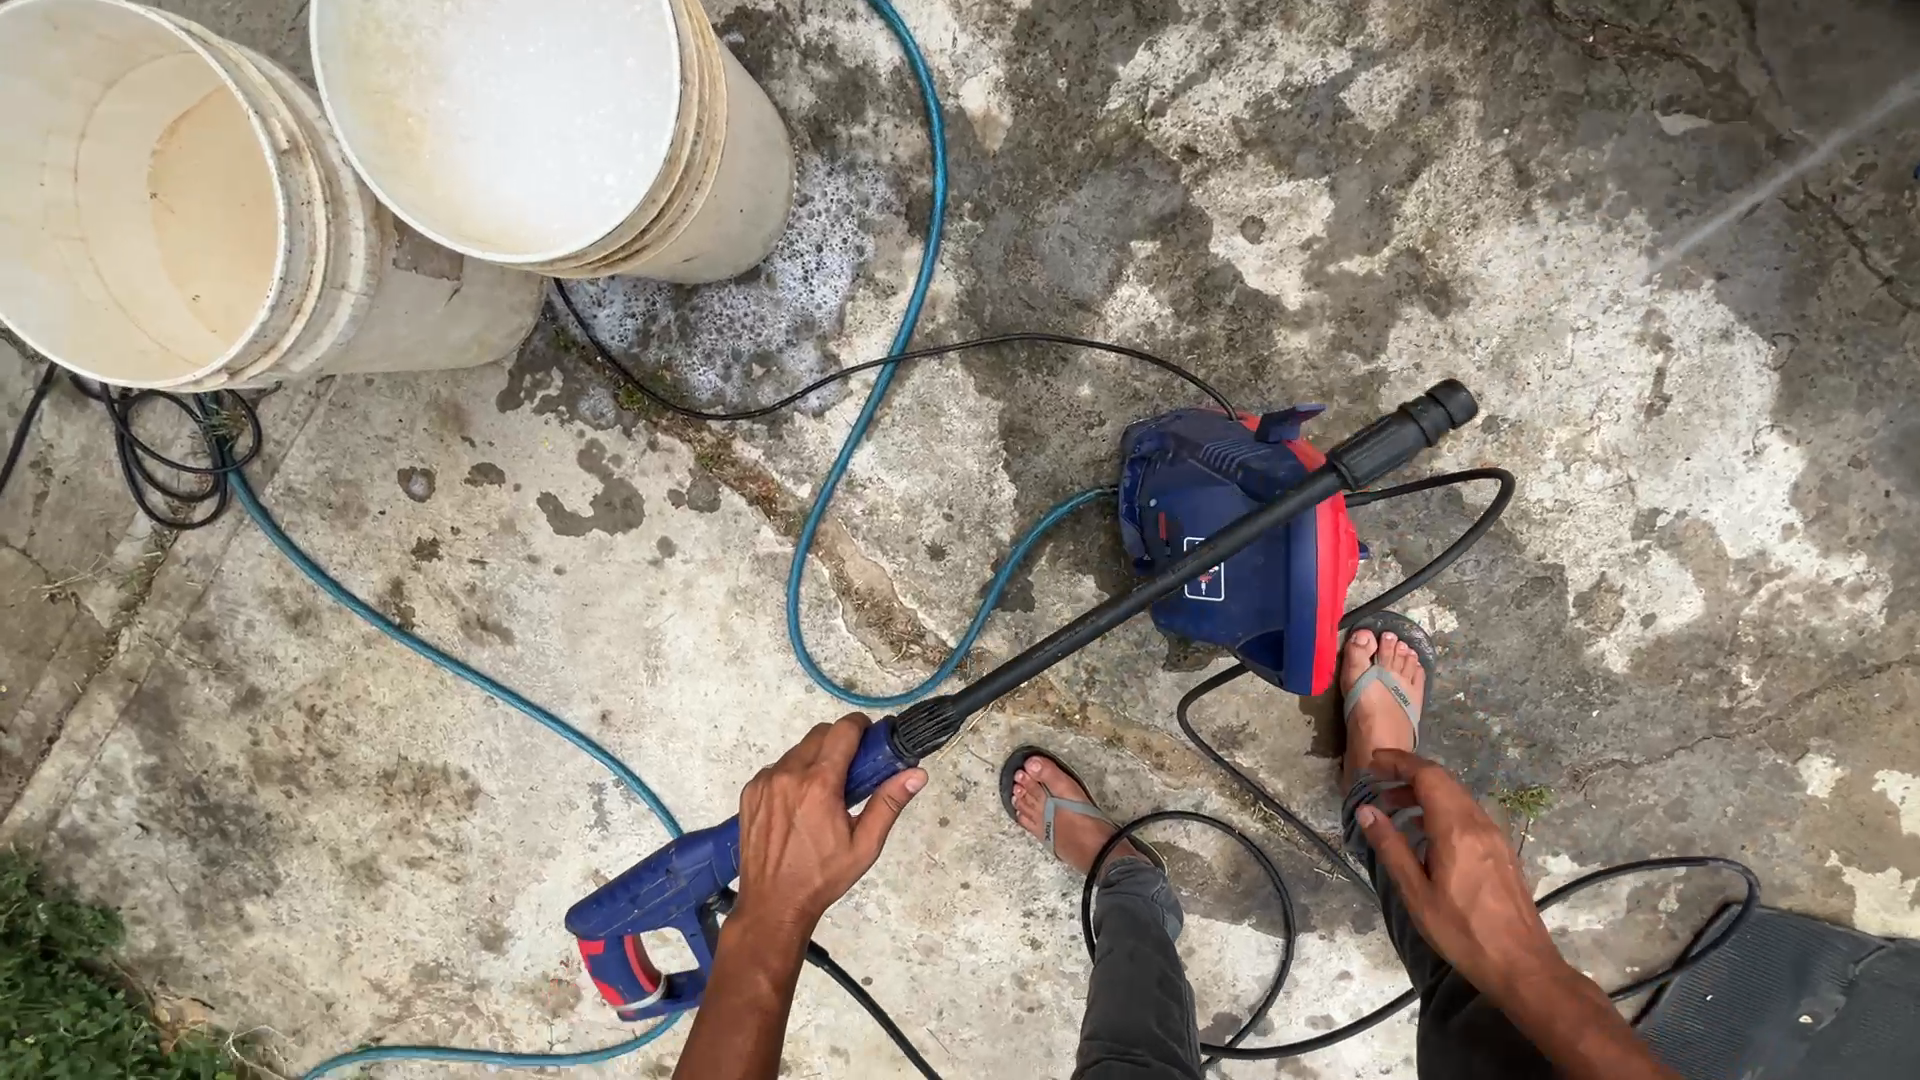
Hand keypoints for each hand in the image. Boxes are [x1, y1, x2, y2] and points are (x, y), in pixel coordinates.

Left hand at [734, 714, 927, 936]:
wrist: (772, 905)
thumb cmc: (823, 877)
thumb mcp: (864, 845)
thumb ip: (889, 803)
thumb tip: (917, 773)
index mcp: (819, 784)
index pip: (843, 730)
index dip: (861, 727)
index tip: (871, 739)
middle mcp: (788, 774)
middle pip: (821, 734)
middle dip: (840, 742)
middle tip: (853, 770)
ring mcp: (765, 782)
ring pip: (798, 751)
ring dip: (816, 759)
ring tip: (824, 793)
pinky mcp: (750, 792)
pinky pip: (777, 768)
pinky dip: (792, 775)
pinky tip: (799, 804)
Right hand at [1352, 748, 1569, 1001]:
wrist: (1524, 968)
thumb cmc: (1463, 931)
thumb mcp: (1416, 892)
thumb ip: (1390, 846)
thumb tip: (1366, 810)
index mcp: (1457, 830)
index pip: (1427, 775)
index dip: (1398, 762)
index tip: (1372, 763)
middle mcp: (1479, 824)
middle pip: (1443, 779)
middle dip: (1408, 771)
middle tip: (1377, 779)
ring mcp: (1495, 837)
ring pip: (1457, 794)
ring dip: (1424, 789)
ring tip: (1394, 804)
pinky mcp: (1501, 851)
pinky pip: (1467, 812)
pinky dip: (1440, 805)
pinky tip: (1424, 828)